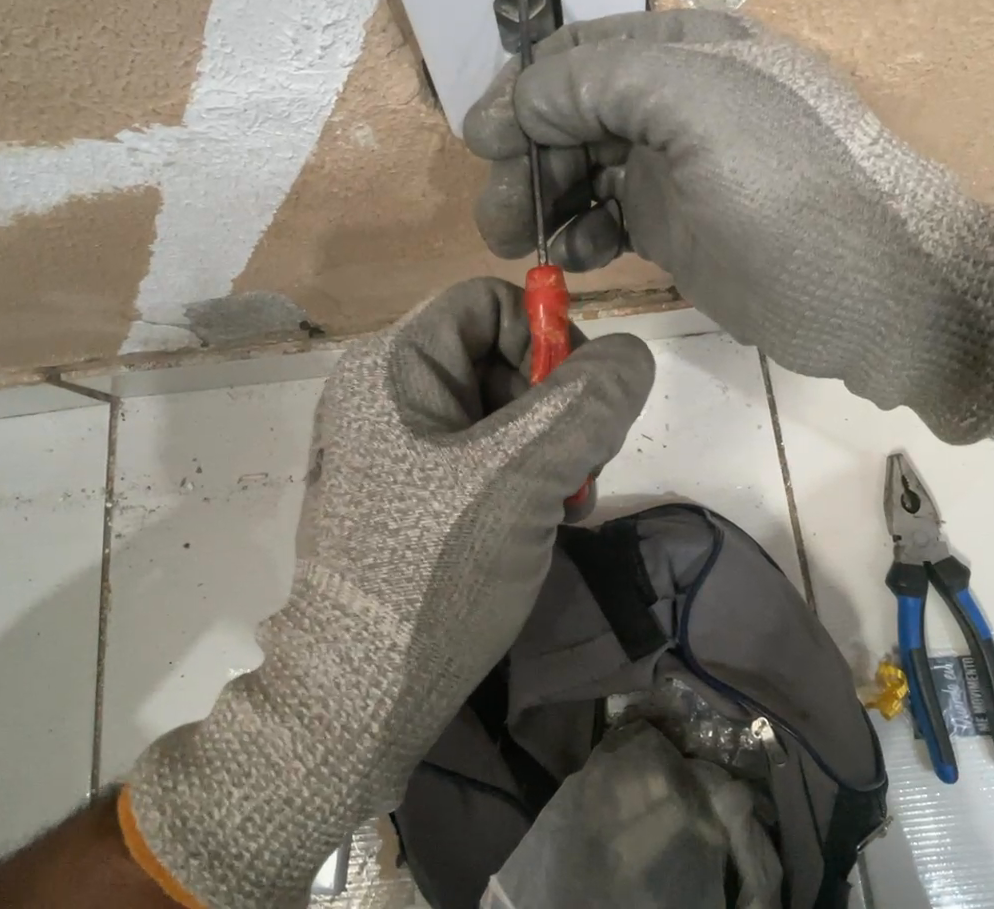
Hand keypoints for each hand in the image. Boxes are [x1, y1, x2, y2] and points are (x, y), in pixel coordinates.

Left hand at [118, 278, 653, 908]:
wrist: (360, 692)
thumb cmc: (432, 571)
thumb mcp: (521, 477)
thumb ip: (585, 405)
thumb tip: (633, 351)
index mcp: (392, 366)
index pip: (488, 301)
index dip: (545, 335)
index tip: (577, 404)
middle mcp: (385, 391)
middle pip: (498, 353)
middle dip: (553, 403)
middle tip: (577, 469)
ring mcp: (392, 442)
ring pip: (499, 406)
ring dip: (546, 446)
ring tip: (560, 504)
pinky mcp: (406, 486)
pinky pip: (482, 450)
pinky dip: (522, 474)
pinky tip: (536, 520)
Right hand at [464, 9, 993, 442]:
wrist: (874, 298)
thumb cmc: (792, 194)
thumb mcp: (700, 108)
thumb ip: (600, 82)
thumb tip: (515, 105)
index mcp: (688, 50)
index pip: (579, 54)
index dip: (526, 94)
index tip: (485, 146)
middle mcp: (676, 101)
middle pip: (571, 114)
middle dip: (527, 159)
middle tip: (498, 220)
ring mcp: (674, 168)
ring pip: (581, 168)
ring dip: (542, 201)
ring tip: (520, 244)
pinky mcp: (675, 226)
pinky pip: (605, 218)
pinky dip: (580, 233)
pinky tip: (573, 257)